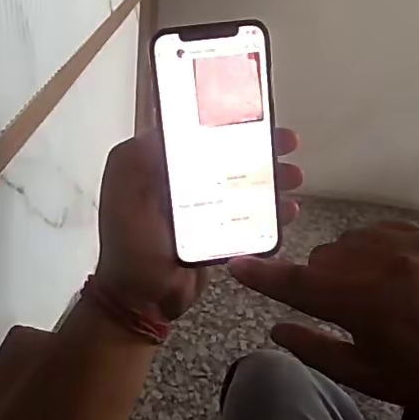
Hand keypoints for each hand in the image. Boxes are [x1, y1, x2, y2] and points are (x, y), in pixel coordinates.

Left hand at [94, 127, 301, 322]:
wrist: (144, 302)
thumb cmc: (129, 251)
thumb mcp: (126, 198)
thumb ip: (140, 160)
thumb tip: (167, 126)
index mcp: (149, 165)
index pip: (191, 131)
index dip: (222, 121)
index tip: (253, 117)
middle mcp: (173, 180)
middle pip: (222, 152)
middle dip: (256, 147)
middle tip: (285, 144)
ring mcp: (196, 204)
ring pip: (237, 180)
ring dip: (267, 176)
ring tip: (292, 177)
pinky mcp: (213, 228)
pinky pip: (243, 210)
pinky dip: (266, 207)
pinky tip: (285, 208)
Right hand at [227, 222, 418, 419]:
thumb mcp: (370, 377)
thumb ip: (316, 350)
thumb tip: (275, 331)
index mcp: (365, 303)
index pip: (298, 285)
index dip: (263, 276)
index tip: (236, 265)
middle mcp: (383, 263)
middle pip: (322, 259)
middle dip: (319, 283)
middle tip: (344, 311)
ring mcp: (411, 244)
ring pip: (349, 242)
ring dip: (346, 264)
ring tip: (373, 293)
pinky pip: (381, 230)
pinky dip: (373, 249)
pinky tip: (392, 273)